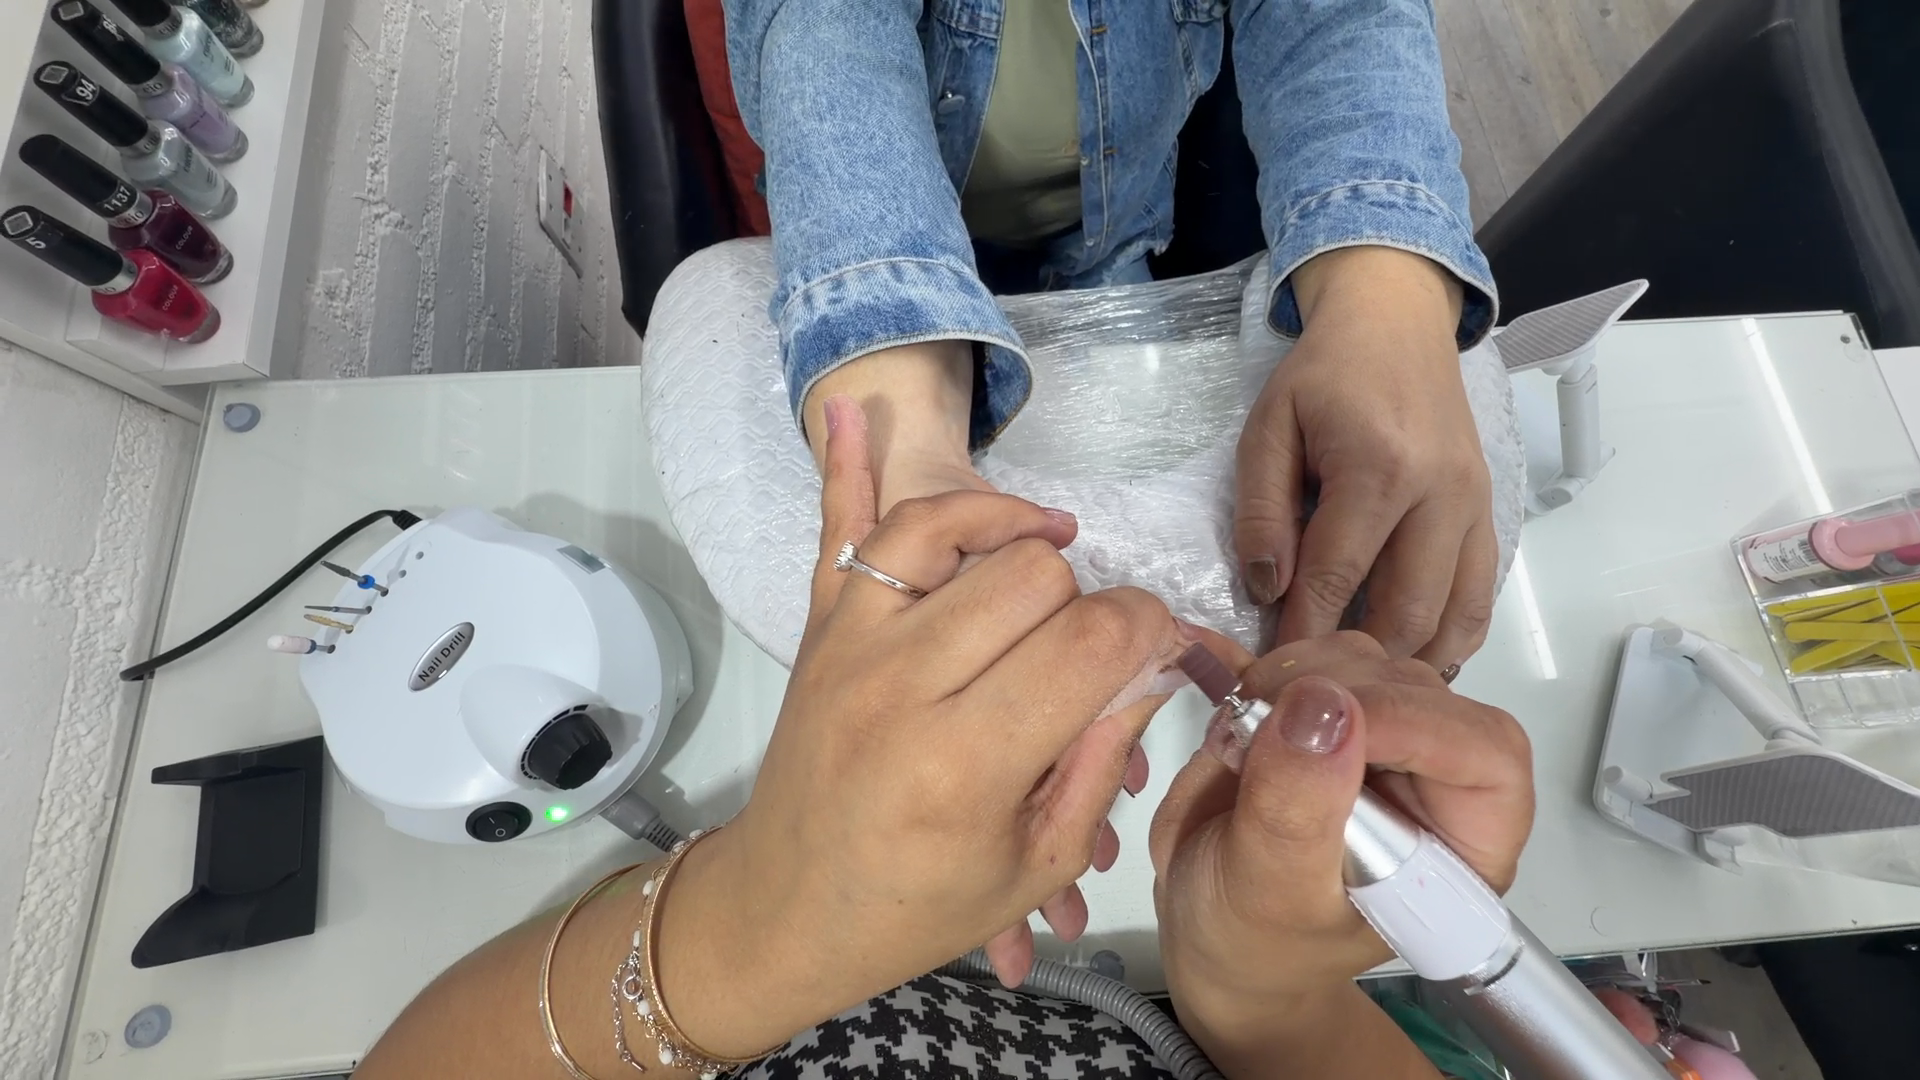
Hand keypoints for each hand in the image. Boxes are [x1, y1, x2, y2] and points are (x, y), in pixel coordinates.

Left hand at [806, 346, 1141, 982]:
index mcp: (969, 759)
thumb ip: (1102, 754)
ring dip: (1014, 530)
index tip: (1161, 645)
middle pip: (1032, 574)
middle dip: (1086, 600)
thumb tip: (1149, 659)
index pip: (1094, 639)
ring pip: (950, 528)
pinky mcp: (820, 627)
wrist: (785, 907)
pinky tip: (852, 408)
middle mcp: (903, 682)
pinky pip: (836, 529)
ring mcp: (850, 641)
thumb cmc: (917, 906)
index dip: (1151, 628)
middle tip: (1084, 644)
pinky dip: (846, 465)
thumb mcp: (1035, 863)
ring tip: (1046, 548)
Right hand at [1149, 631, 1532, 1068]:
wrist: (1204, 915)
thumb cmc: (1250, 934)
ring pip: (1358, 657)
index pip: (1481, 750)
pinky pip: (1302, 656)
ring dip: (1287, 676)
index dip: (1409, 719)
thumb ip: (1297, 809)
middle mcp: (1423, 777)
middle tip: (1251, 730)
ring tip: (1236, 735)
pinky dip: (1259, 671)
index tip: (1312, 724)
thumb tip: (1319, 704)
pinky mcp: (1311, 710)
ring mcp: (1366, 735)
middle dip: (1328, 691)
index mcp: (1455, 841)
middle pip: (1415, 688)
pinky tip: (1231, 716)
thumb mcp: (1271, 889)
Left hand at [1236, 246, 1495, 669]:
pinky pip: (1480, 593)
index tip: (1277, 679)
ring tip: (1365, 691)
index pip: (1334, 577)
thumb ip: (1262, 509)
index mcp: (1379, 472)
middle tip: (1319, 694)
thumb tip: (1267, 587)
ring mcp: (1477, 507)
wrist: (1396, 327)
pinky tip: (1415, 659)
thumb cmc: (1320, 378)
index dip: (1303, 635)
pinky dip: (1452, 635)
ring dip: (1409, 661)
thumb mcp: (1268, 430)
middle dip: (1360, 662)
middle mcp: (1442, 497)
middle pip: (1405, 610)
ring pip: (1455, 614)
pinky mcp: (1490, 512)